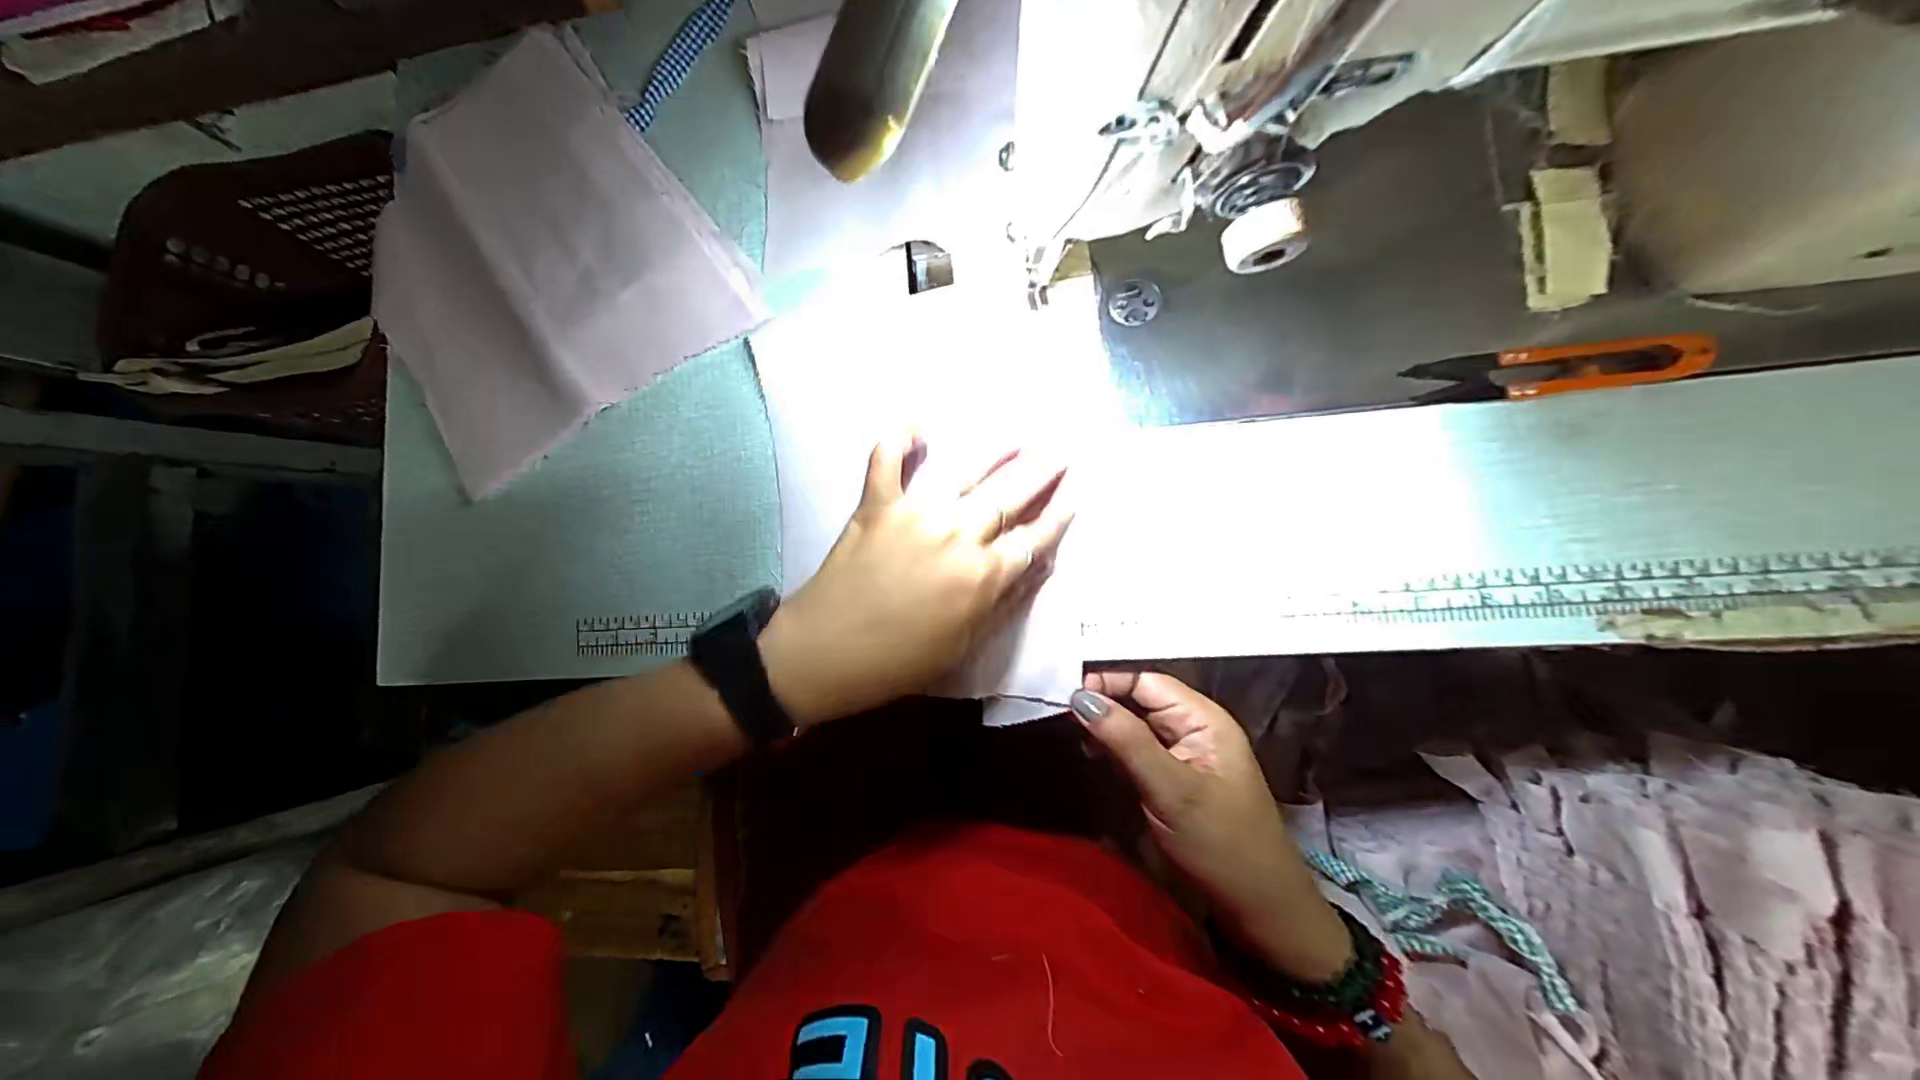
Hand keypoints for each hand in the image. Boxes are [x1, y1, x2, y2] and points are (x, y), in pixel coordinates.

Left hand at [760, 435, 1072, 726]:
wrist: (826, 654)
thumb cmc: (900, 661)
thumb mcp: (964, 644)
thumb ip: (1005, 602)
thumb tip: (1040, 567)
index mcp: (983, 575)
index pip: (1031, 541)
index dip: (1055, 520)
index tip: (1072, 498)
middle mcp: (957, 536)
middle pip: (1008, 498)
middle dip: (1039, 475)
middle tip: (1059, 453)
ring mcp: (916, 515)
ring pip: (963, 474)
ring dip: (994, 454)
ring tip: (1017, 438)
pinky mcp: (876, 506)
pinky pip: (886, 463)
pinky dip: (897, 442)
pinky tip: (915, 427)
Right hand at [1072, 672, 1353, 980]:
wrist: (1258, 907)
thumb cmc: (1221, 844)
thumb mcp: (1171, 789)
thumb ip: (1126, 740)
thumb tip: (1082, 698)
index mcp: (1203, 719)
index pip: (1146, 681)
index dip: (1107, 681)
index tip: (1066, 694)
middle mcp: (1193, 728)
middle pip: (1139, 700)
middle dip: (1103, 703)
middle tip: (1061, 714)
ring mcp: (1183, 754)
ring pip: (1135, 725)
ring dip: (1105, 727)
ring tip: (1072, 734)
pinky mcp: (1173, 778)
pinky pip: (1138, 751)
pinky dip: (1114, 750)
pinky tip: (1093, 755)